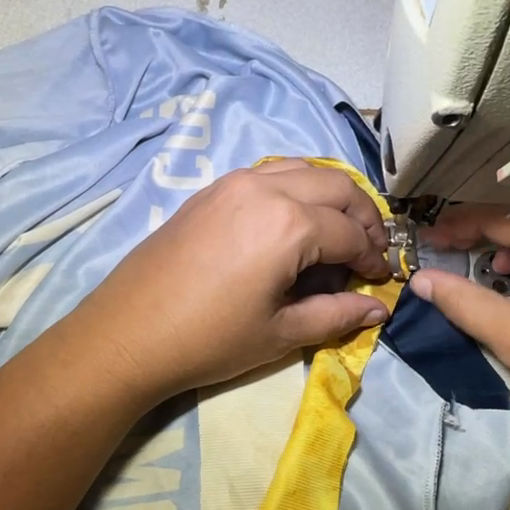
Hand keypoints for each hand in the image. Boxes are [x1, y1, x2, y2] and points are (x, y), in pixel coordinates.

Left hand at [71, 160, 392, 400]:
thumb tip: (379, 308)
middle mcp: (266, 188)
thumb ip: (337, 314)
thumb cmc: (209, 340)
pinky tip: (294, 221)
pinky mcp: (211, 189)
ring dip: (331, 196)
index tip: (380, 280)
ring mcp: (234, 182)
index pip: (350, 233)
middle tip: (369, 252)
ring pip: (304, 170)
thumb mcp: (281, 333)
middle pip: (336, 187)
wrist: (129, 334)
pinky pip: (270, 173)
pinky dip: (296, 187)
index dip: (373, 258)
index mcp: (289, 223)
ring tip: (337, 233)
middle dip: (363, 217)